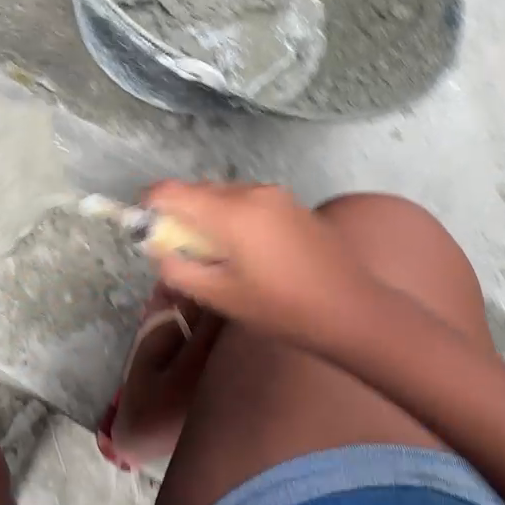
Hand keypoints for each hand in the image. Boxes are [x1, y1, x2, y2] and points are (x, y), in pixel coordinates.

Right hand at [142, 180, 382, 353]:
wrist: (358, 314)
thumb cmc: (285, 310)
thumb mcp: (221, 298)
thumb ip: (178, 268)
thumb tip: (156, 248)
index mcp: (229, 212)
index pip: (168, 191)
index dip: (148, 206)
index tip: (145, 231)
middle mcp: (248, 191)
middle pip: (194, 190)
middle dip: (179, 215)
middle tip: (183, 252)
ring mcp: (273, 193)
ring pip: (219, 194)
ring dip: (206, 216)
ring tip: (218, 255)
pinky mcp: (289, 202)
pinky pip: (244, 200)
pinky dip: (231, 217)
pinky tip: (247, 252)